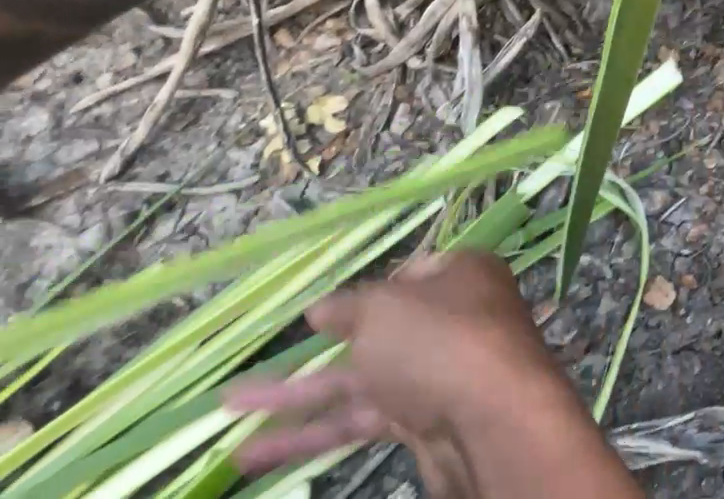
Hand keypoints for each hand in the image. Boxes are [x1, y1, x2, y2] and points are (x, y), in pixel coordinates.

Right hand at [226, 252, 634, 497]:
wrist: (493, 419)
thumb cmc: (440, 340)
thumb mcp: (385, 306)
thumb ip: (350, 306)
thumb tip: (323, 308)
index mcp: (463, 276)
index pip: (413, 274)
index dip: (371, 289)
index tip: (325, 308)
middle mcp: (458, 318)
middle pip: (381, 331)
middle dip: (315, 351)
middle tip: (254, 366)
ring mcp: (443, 371)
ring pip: (363, 380)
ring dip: (297, 398)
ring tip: (224, 413)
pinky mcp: (428, 419)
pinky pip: (364, 420)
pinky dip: (313, 433)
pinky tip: (252, 455)